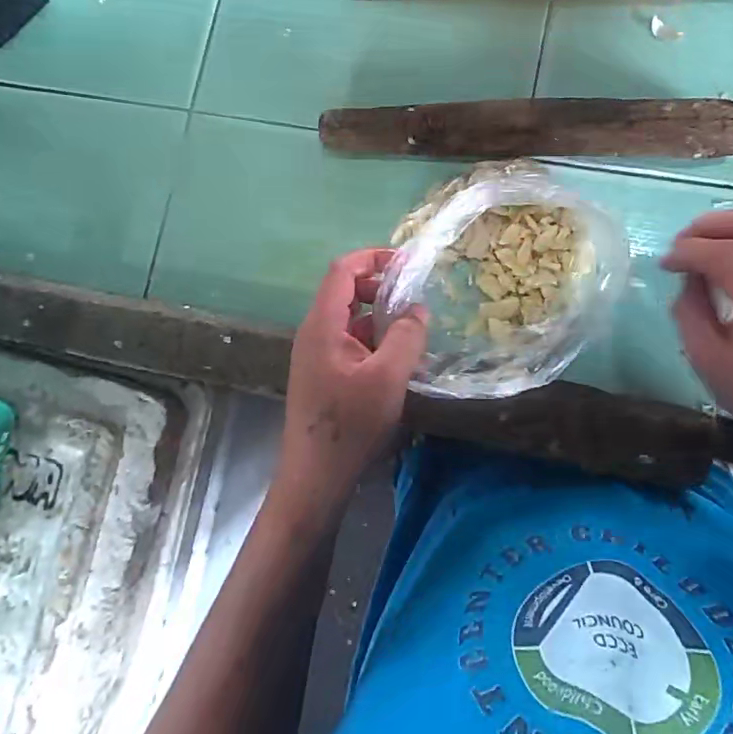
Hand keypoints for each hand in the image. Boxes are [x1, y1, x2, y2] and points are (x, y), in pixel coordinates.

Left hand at [277, 249, 428, 504]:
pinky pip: (350, 342)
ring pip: (351, 320)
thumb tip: (418, 309)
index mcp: (322, 324)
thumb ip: (406, 337)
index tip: (408, 263)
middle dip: (381, 288)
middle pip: (346, 292)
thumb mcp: (388, 378)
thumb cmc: (349, 424)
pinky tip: (399, 358)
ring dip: (381, 317)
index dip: (373, 257)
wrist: (315, 476)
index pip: (342, 270)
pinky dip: (375, 340)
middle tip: (416, 298)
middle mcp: (314, 332)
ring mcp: (317, 354)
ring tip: (415, 329)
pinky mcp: (323, 373)